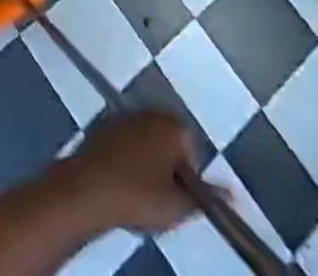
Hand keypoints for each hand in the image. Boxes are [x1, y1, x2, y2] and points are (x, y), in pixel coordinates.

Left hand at [57, 111, 199, 232]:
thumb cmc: (139, 195)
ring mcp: (119, 116)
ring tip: (139, 190)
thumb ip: (209, 197)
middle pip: (167, 138)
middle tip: (161, 192)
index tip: (181, 191)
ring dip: (145, 159)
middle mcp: (146, 112)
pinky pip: (121, 143)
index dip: (189, 171)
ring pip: (143, 140)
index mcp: (172, 125)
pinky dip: (124, 157)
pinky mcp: (98, 126)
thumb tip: (230, 193)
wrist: (87, 188)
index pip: (193, 145)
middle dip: (168, 162)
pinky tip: (120, 180)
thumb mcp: (182, 205)